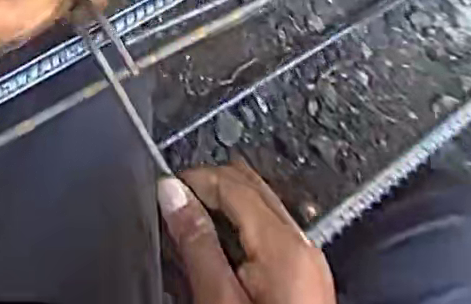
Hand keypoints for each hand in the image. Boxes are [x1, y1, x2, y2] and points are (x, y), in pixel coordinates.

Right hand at [159, 161, 334, 303]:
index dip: (192, 179)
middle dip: (207, 188)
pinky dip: (237, 233)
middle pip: (248, 186)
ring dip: (221, 209)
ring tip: (188, 234)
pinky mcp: (304, 282)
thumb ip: (196, 243)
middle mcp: (303, 246)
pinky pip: (267, 234)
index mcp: (285, 246)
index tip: (163, 191)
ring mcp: (308, 264)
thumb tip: (172, 193)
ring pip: (257, 207)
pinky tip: (214, 257)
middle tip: (172, 207)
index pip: (230, 182)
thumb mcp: (219, 303)